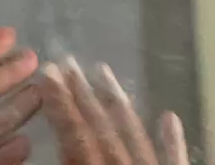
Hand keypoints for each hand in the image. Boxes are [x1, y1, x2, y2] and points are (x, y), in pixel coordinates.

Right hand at [39, 58, 186, 164]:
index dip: (59, 102)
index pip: (76, 135)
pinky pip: (175, 162)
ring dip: (118, 101)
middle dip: (82, 92)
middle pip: (102, 127)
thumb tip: (39, 141)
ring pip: (135, 134)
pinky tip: (169, 115)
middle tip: (66, 60)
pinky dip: (172, 140)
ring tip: (102, 67)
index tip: (46, 71)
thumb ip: (67, 161)